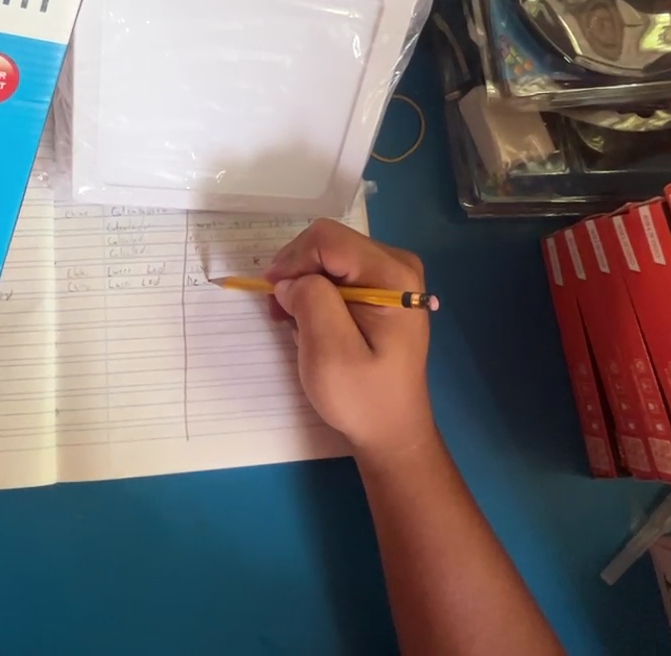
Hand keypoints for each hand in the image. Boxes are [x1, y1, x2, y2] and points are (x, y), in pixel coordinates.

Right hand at [264, 220, 435, 458]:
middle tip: (278, 311)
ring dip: (303, 282)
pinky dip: (315, 290)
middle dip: (296, 271)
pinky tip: (309, 318)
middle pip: (329, 243)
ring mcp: (392, 274)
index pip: (327, 239)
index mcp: (392, 275)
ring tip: (290, 318)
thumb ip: (311, 302)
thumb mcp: (330, 353)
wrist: (392, 430)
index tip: (272, 294)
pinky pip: (338, 271)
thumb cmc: (363, 397)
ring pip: (329, 255)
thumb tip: (291, 281)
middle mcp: (397, 264)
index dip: (292, 260)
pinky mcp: (383, 287)